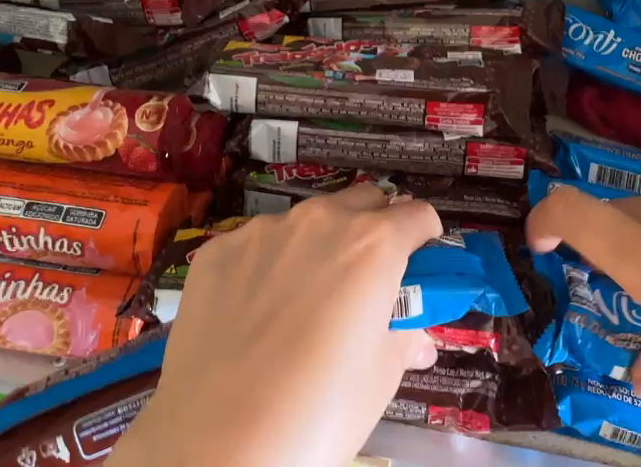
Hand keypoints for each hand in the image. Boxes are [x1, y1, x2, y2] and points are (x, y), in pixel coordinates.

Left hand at [110, 185, 442, 466]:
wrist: (218, 440)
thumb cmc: (320, 410)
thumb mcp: (381, 377)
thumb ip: (402, 339)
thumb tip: (414, 338)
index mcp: (374, 244)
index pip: (417, 214)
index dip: (423, 239)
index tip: (416, 266)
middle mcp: (321, 220)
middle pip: (363, 201)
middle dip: (374, 228)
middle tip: (364, 280)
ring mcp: (263, 230)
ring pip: (306, 221)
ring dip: (317, 245)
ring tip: (301, 302)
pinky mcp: (218, 249)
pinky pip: (255, 244)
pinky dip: (265, 265)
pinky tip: (252, 314)